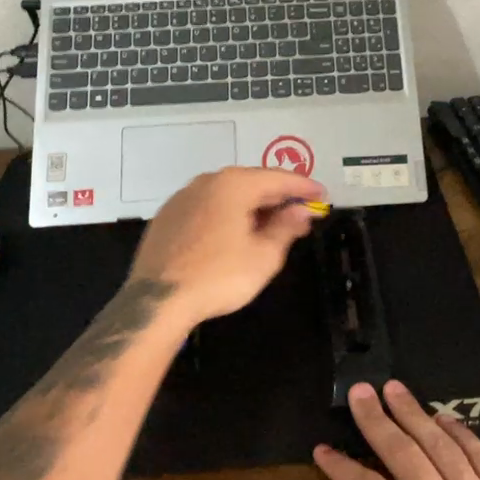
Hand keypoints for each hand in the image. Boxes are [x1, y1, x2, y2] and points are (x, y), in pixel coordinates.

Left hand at [128, 166, 324, 327]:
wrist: (157, 300)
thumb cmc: (218, 276)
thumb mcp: (263, 256)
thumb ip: (286, 227)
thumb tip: (301, 210)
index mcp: (234, 184)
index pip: (278, 178)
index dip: (304, 187)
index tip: (322, 195)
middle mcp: (207, 181)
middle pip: (252, 182)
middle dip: (278, 197)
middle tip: (300, 213)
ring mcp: (183, 197)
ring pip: (227, 194)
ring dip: (252, 205)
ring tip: (270, 225)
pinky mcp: (167, 215)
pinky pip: (207, 206)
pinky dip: (227, 213)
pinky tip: (235, 233)